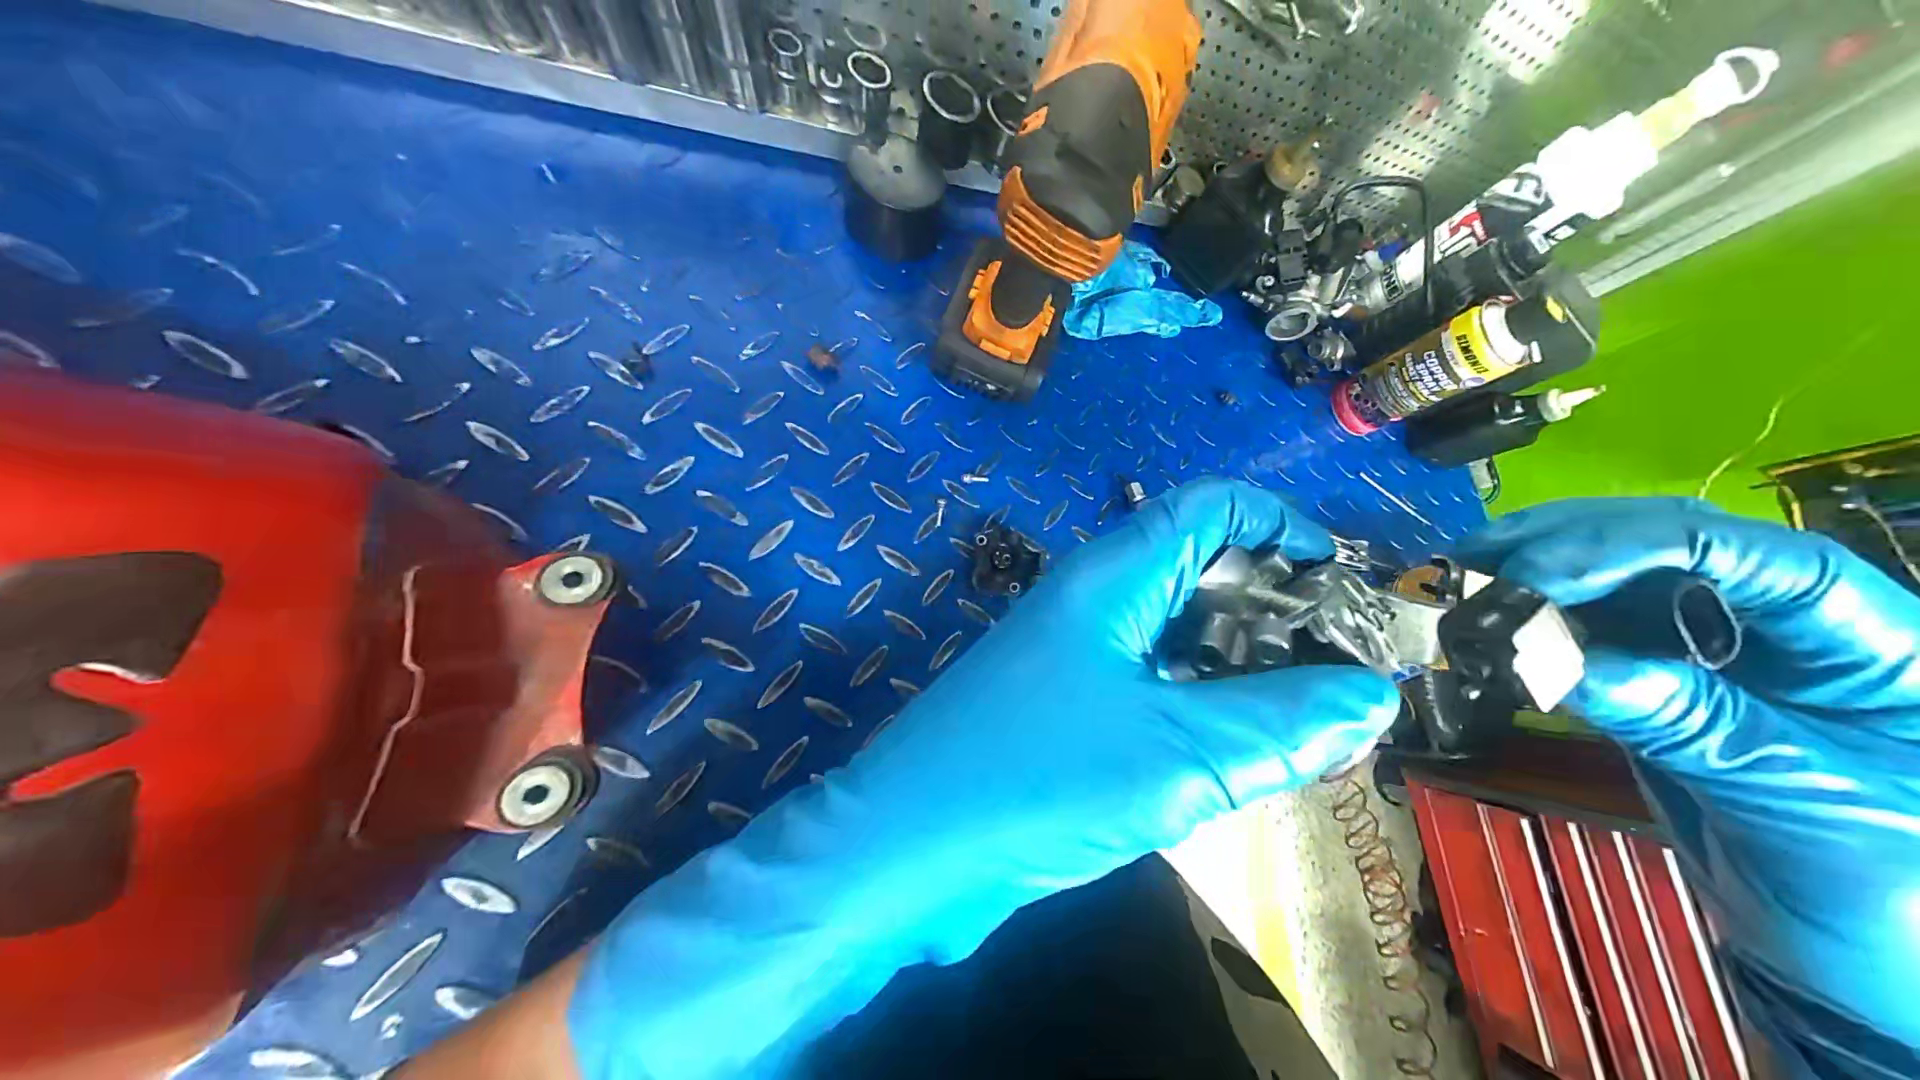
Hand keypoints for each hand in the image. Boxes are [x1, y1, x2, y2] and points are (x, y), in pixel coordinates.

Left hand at [566, 478, 1398, 1079]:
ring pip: (1180, 636)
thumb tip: (1373, 695)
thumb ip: (1278, 723)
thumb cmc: (1035, 780)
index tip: (1345, 583)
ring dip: (1243, 666)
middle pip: (1202, 570)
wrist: (907, 848)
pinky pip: (1152, 685)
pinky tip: (1242, 752)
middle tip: (1345, 670)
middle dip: (1278, 608)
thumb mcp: (1174, 755)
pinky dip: (1202, 705)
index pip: (1210, 507)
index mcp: (1112, 577)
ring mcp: (1076, 655)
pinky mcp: (1067, 707)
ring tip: (1312, 718)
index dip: (1283, 524)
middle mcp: (1094, 601)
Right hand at [1456, 497, 1919, 1069]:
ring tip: (1459, 582)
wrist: (1840, 937)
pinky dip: (1524, 613)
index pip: (1746, 553)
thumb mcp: (1786, 801)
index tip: (1535, 575)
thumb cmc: (1865, 882)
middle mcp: (1779, 615)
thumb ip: (1686, 722)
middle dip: (1563, 542)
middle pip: (1664, 540)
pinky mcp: (1651, 661)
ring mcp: (1710, 635)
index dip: (1634, 545)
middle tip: (1472, 563)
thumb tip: (1558, 661)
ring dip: (1527, 567)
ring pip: (1609, 571)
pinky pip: (1581, 619)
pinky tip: (1480, 616)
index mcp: (1864, 637)